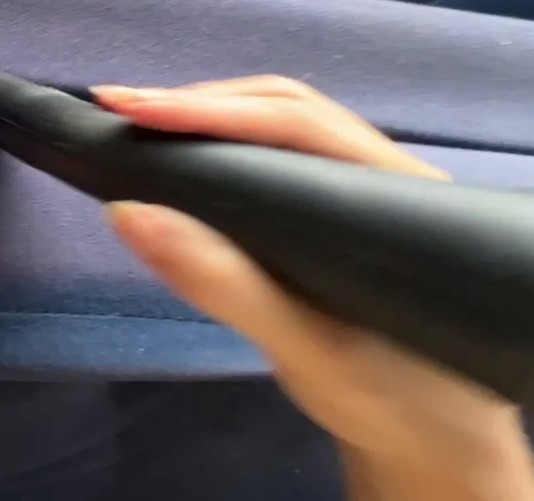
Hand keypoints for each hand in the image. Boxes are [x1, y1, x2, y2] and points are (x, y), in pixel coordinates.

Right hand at [95, 77, 533, 500]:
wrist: (420, 431)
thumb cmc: (385, 397)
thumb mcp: (306, 350)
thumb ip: (223, 284)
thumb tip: (125, 210)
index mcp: (404, 205)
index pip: (300, 127)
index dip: (210, 111)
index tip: (131, 110)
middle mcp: (386, 178)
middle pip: (282, 108)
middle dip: (192, 101)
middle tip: (113, 106)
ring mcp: (357, 185)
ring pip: (268, 119)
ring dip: (193, 111)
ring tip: (126, 116)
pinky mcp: (323, 197)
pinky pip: (260, 143)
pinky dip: (201, 133)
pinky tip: (163, 140)